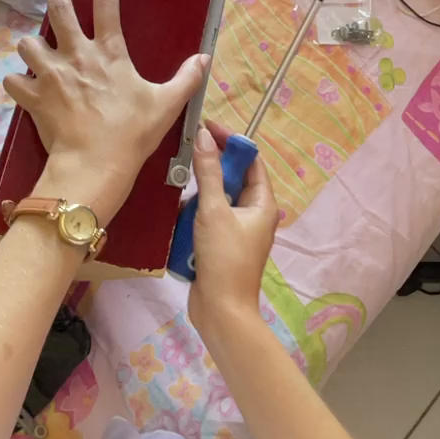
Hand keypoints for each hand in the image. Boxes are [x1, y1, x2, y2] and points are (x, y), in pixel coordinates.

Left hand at [4, 0, 208, 224]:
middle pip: (59, 9)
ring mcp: (51, 75)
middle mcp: (76, 56)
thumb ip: (186, 79)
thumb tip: (205, 58)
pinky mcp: (33, 97)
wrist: (94, 164)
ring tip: (36, 48)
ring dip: (32, 45)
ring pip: (29, 44)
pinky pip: (13, 81)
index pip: (107, 8)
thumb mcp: (167, 105)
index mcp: (109, 54)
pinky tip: (24, 85)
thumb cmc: (132, 134)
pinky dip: (17, 82)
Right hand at [186, 122, 278, 336]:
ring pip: (217, 198)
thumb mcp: (213, 211)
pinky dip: (193, 211)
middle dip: (210, 166)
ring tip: (178, 181)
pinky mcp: (220, 244)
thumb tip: (204, 136)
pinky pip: (207, 217)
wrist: (221, 311)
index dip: (231, 142)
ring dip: (199, 190)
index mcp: (262, 203)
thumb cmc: (224, 259)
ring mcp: (237, 230)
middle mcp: (254, 214)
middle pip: (232, 178)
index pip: (250, 160)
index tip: (205, 128)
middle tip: (185, 152)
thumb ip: (208, 172)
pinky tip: (177, 211)